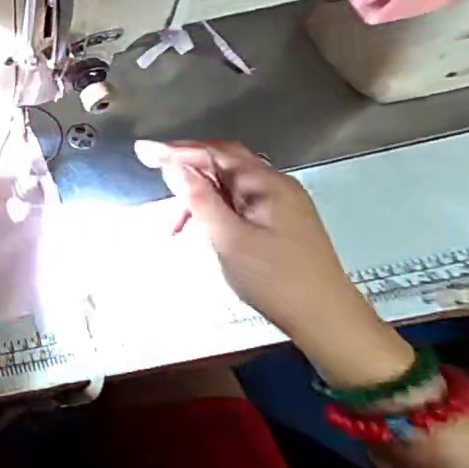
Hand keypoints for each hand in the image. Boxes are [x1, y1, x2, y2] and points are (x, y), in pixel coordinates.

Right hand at [135, 139, 413, 386]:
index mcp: (266, 183)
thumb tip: (174, 165)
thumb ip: (201, 200)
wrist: (325, 317)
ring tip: (176, 222)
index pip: (215, 153)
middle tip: (154, 176)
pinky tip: (205, 228)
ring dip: (202, 195)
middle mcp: (277, 185)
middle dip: (188, 169)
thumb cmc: (275, 279)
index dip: (177, 150)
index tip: (143, 151)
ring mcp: (282, 204)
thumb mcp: (230, 239)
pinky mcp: (282, 224)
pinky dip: (218, 209)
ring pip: (233, 186)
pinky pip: (242, 203)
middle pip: (226, 163)